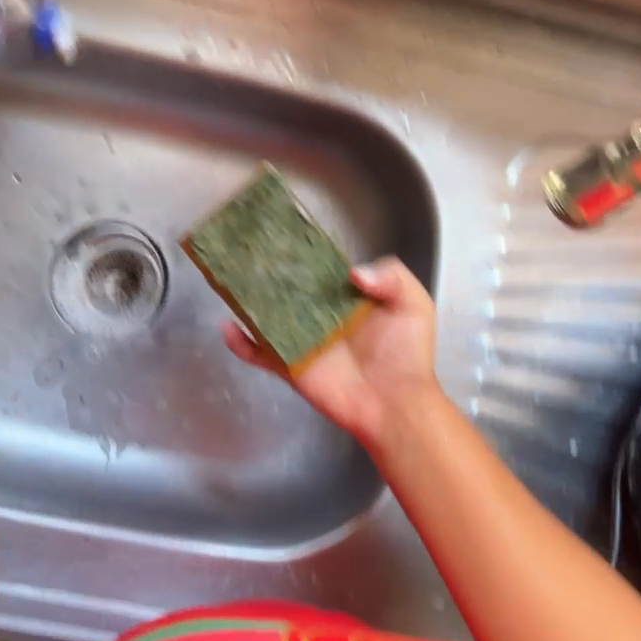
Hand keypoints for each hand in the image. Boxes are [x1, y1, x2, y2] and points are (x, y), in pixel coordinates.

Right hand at [221, 257, 442, 446]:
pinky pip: (259, 353)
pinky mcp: (289, 366)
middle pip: (286, 291)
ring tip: (227, 280)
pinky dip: (240, 343)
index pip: (318, 272)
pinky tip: (227, 328)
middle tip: (246, 254)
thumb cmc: (407, 354)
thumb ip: (391, 276)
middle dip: (267, 274)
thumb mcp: (413, 304)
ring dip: (247, 302)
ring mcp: (301, 341)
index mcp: (345, 300)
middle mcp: (318, 317)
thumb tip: (352, 273)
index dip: (302, 256)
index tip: (282, 238)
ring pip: (267, 317)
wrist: (396, 402)